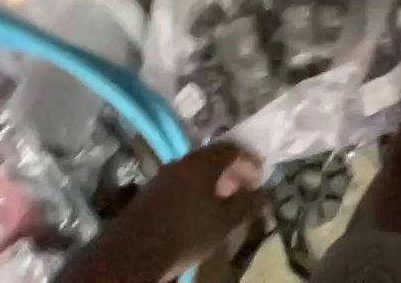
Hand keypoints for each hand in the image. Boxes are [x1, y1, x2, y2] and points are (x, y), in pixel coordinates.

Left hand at [64, 142, 265, 281]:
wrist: (135, 251)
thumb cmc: (186, 231)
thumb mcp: (224, 222)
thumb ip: (246, 204)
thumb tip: (265, 193)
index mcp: (204, 161)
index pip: (233, 148)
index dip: (249, 161)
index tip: (259, 179)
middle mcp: (184, 160)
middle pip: (213, 157)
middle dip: (231, 171)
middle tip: (242, 190)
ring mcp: (165, 174)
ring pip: (196, 170)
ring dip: (213, 181)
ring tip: (223, 202)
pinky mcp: (152, 191)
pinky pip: (182, 181)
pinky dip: (196, 189)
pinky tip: (198, 211)